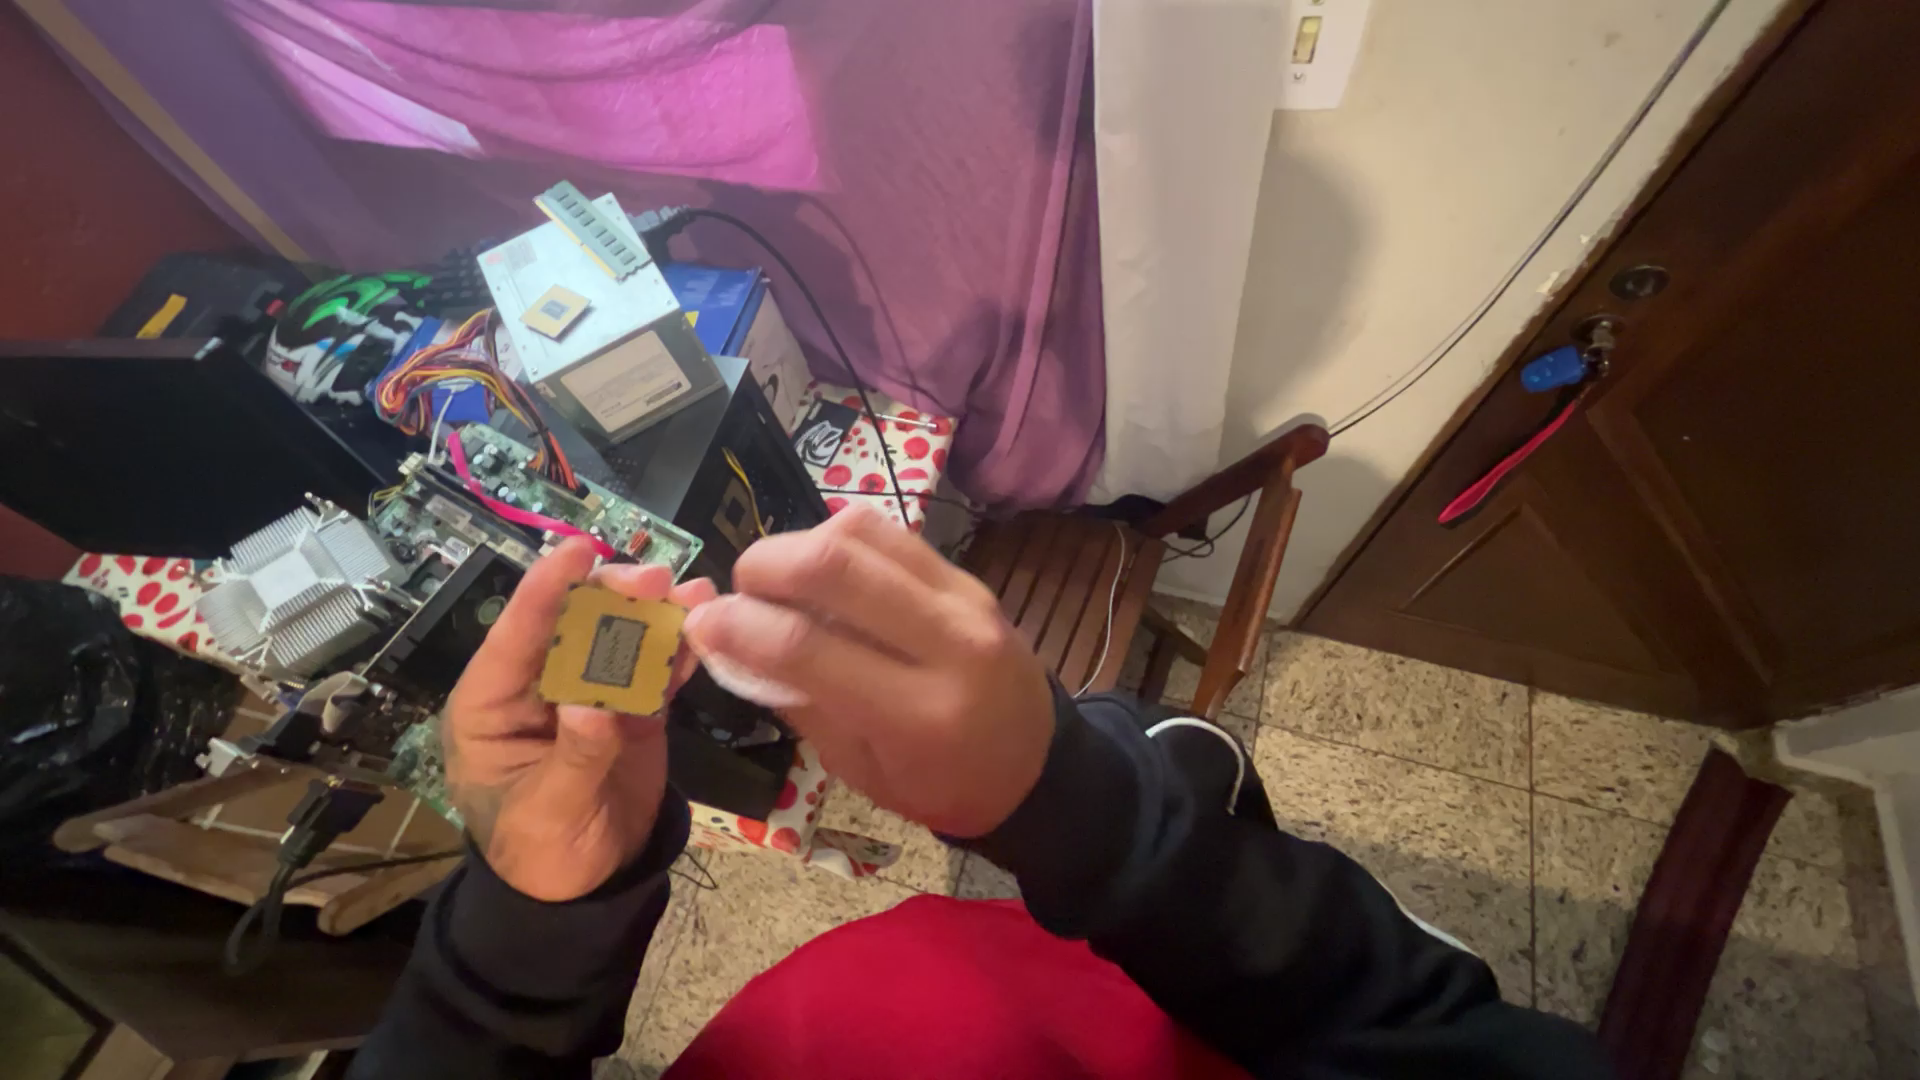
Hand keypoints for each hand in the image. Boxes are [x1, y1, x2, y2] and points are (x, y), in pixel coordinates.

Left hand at [445, 537, 715, 900]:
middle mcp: (544, 685)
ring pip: (623, 638)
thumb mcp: (546, 812)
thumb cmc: (541, 851)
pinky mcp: (635, 706)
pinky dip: (679, 649)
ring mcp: (594, 692)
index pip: (515, 636)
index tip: (577, 550)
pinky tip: (702, 627)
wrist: (589, 881)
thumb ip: (573, 757)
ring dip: (657, 613)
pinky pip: (656, 669)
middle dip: (614, 596)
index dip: (546, 590)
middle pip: (577, 624)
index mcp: (495, 704)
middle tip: (655, 581)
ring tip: (694, 593)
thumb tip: (592, 705)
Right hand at [682, 504, 1054, 837]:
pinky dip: (843, 537)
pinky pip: (893, 534)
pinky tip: (824, 566)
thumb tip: (735, 640)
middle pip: (835, 568)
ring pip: (864, 534)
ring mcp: (965, 599)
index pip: (808, 649)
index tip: (701, 623)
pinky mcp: (969, 577)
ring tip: (778, 578)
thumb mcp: (861, 770)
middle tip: (740, 590)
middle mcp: (948, 644)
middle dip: (765, 567)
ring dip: (801, 543)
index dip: (739, 627)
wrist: (1037, 763)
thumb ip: (799, 701)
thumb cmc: (943, 784)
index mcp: (918, 715)